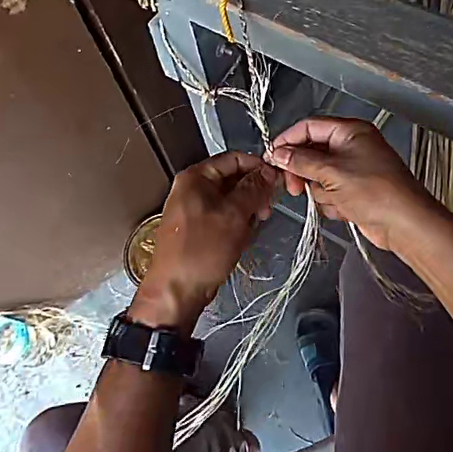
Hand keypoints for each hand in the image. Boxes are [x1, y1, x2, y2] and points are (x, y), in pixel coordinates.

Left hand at [135, 151, 278, 330]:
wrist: (175, 293)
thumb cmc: (201, 252)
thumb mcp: (235, 215)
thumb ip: (254, 188)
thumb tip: (268, 171)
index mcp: (195, 178)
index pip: (234, 158)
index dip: (258, 167)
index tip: (276, 181)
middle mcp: (191, 189)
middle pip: (233, 178)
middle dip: (254, 192)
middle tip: (267, 209)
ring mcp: (193, 209)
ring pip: (231, 199)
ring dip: (247, 210)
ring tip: (253, 228)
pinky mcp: (197, 229)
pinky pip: (223, 216)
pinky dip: (237, 223)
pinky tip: (242, 238)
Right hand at [266, 117, 448, 249]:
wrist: (404, 223)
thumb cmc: (377, 192)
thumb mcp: (331, 173)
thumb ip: (301, 161)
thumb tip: (279, 153)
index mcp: (351, 131)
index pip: (310, 127)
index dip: (288, 141)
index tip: (272, 157)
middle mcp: (352, 146)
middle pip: (311, 153)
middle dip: (303, 172)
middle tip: (295, 186)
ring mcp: (354, 169)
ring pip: (318, 177)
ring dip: (322, 192)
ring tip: (336, 200)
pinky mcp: (355, 191)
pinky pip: (330, 193)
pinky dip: (332, 203)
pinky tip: (345, 209)